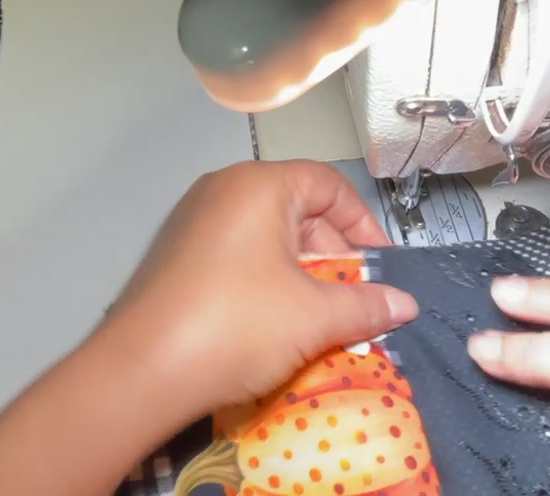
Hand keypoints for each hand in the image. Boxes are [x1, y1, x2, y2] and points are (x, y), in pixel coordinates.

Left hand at [105, 159, 418, 418]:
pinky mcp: (180, 248)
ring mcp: (196, 217)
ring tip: (322, 318)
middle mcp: (224, 188)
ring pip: (267, 232)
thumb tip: (403, 303)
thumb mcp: (313, 316)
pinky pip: (238, 249)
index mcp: (258, 184)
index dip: (362, 223)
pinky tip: (278, 319)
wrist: (147, 365)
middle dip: (333, 254)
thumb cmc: (236, 323)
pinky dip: (268, 276)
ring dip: (302, 271)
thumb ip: (365, 305)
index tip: (383, 267)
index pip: (326, 183)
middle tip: (356, 301)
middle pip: (297, 206)